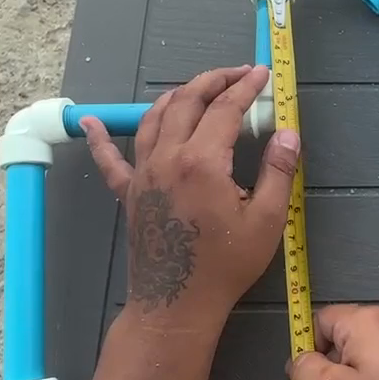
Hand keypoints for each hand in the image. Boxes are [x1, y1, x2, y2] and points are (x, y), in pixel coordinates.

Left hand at [80, 65, 300, 326]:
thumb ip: (279, 172)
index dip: (246, 87)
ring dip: (177, 96)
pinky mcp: (129, 193)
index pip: (226, 109)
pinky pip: (110, 159)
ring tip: (198, 89)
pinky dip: (101, 137)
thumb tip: (288, 134)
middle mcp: (168, 158)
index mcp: (203, 162)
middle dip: (213, 80)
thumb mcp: (268, 220)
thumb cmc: (226, 265)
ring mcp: (143, 174)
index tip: (261, 74)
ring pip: (154, 119)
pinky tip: (90, 121)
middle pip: (187, 102)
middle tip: (237, 74)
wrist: (177, 305)